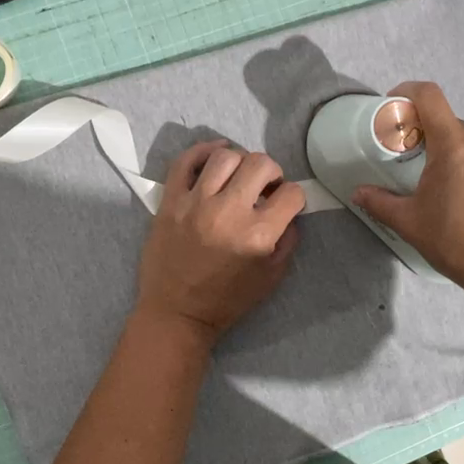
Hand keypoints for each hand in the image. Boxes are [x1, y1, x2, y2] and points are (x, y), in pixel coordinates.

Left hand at [135, 141, 304, 338]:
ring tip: (237, 176)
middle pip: (260, 163)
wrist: (177, 312)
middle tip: (264, 187)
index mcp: (257, 235)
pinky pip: (185, 161)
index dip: (294, 197)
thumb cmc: (227, 300)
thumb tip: (289, 210)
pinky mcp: (170, 202)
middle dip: (271, 172)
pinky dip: (202, 151)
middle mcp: (228, 212)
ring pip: (225, 156)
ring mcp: (195, 203)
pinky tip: (215, 156)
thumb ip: (287, 240)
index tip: (285, 203)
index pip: (291, 193)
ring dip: (239, 161)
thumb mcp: (271, 277)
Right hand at [353, 82, 463, 303]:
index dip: (410, 93)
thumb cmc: (459, 246)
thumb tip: (359, 193)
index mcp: (455, 146)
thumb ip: (381, 203)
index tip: (399, 106)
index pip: (430, 97)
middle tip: (433, 180)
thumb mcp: (412, 225)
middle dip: (442, 148)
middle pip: (458, 131)